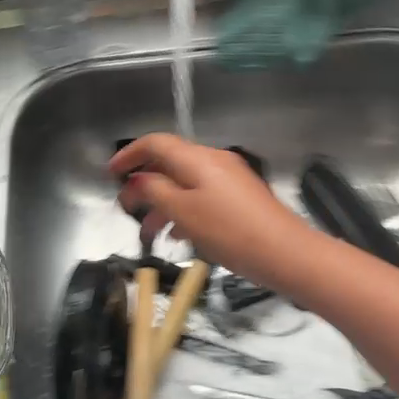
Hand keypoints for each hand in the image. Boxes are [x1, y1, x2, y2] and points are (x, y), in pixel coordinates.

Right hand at [110, 133, 330, 284]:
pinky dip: (183, 209)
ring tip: (148, 231)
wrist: (288, 255)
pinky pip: (202, 195)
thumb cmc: (230, 232)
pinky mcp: (241, 198)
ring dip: (163, 202)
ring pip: (185, 183)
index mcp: (197, 159)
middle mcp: (213, 161)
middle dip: (144, 183)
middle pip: (170, 162)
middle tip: (125, 207)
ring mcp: (230, 179)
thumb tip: (136, 180)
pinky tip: (178, 235)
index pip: (155, 143)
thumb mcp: (183, 212)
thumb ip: (154, 191)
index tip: (110, 173)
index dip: (129, 154)